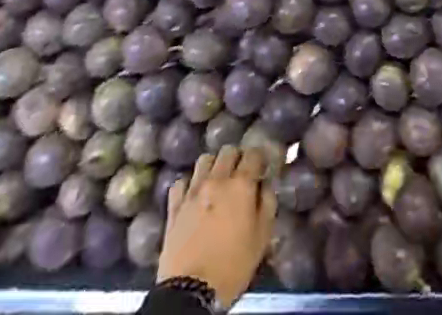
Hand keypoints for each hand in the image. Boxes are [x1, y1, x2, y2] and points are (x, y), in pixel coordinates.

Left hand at [158, 149, 277, 305]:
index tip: (262, 166)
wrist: (191, 290)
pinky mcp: (174, 206)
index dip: (260, 157)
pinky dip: (190, 182)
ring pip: (203, 160)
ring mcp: (192, 191)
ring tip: (218, 180)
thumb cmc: (234, 265)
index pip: (253, 154)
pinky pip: (181, 181)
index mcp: (241, 185)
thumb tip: (264, 185)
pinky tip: (194, 194)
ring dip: (214, 165)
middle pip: (227, 151)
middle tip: (241, 172)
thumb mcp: (262, 237)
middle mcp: (216, 180)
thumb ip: (267, 203)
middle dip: (237, 157)